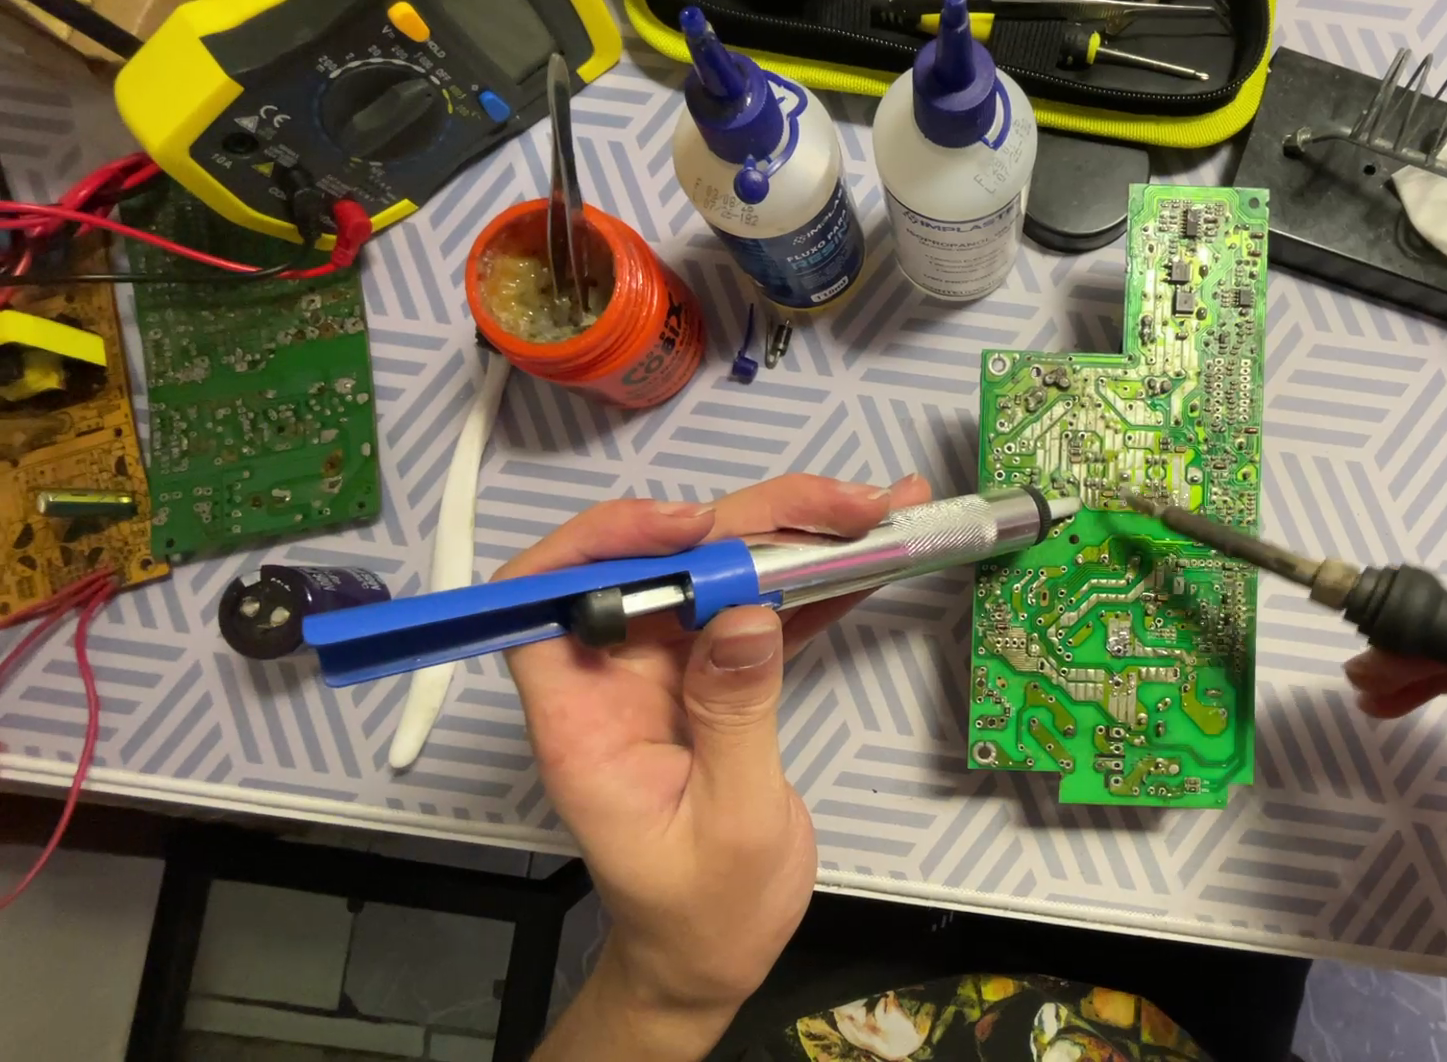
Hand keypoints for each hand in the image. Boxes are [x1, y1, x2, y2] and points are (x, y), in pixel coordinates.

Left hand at [502, 474, 931, 1061]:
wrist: (714, 950)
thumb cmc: (704, 913)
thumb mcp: (728, 825)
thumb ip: (735, 716)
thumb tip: (745, 609)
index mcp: (587, 713)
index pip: (554, 595)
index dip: (614, 539)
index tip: (699, 527)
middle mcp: (626, 672)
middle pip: (674, 563)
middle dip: (759, 521)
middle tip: (853, 505)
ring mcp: (680, 667)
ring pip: (731, 573)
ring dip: (805, 537)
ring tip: (881, 513)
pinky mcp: (728, 673)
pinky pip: (769, 610)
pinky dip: (820, 582)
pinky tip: (871, 559)